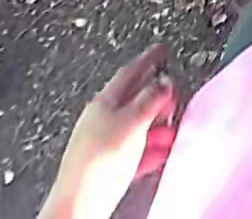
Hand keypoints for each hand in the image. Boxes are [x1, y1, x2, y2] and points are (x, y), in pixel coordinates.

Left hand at [39, 45, 178, 218]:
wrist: (77, 210)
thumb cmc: (97, 165)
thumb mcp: (133, 121)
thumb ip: (152, 97)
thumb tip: (165, 82)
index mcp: (103, 103)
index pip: (129, 71)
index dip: (148, 58)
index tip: (160, 49)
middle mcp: (100, 120)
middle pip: (134, 98)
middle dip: (157, 94)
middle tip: (174, 92)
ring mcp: (102, 144)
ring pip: (137, 124)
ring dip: (157, 122)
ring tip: (173, 123)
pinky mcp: (107, 168)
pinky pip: (135, 148)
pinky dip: (152, 145)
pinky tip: (162, 149)